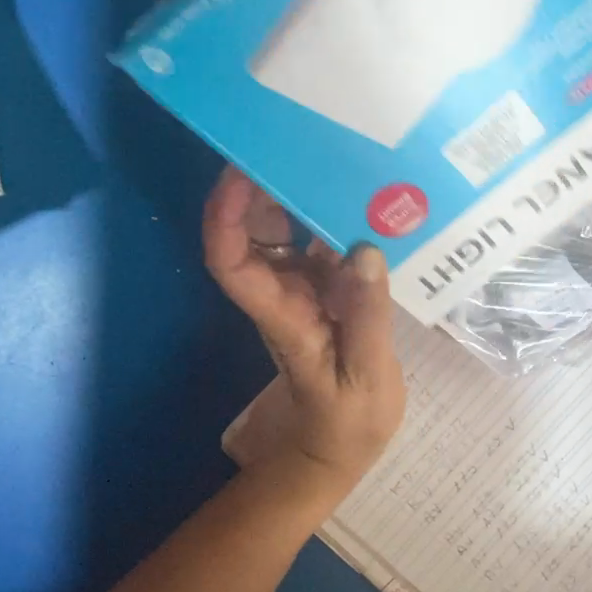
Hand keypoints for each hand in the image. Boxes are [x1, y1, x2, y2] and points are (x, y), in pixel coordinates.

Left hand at [203, 168, 405, 486]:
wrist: (332, 451)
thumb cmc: (345, 425)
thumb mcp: (365, 380)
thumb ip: (367, 319)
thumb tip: (365, 250)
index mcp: (281, 316)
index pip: (232, 264)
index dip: (224, 218)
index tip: (238, 172)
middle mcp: (280, 296)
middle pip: (249, 235)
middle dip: (256, 186)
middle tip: (292, 140)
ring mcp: (299, 293)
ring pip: (279, 235)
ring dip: (291, 195)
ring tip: (325, 156)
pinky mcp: (320, 294)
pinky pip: (315, 247)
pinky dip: (327, 218)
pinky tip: (357, 198)